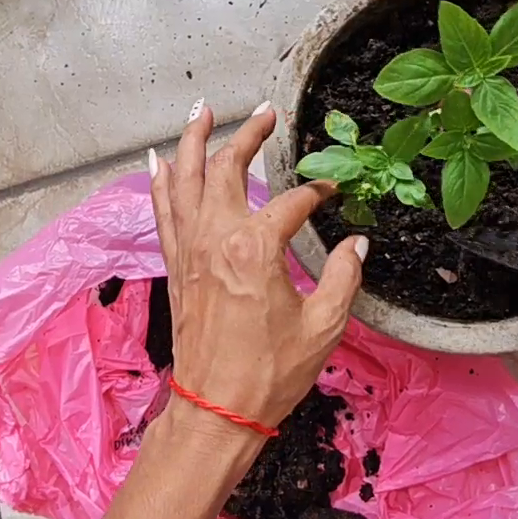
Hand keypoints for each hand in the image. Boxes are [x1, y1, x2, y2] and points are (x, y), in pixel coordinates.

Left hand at [148, 100, 366, 441]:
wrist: (216, 409)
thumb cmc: (270, 372)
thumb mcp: (324, 326)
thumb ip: (344, 276)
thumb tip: (357, 244)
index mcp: (255, 248)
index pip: (293, 202)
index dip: (318, 195)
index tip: (333, 195)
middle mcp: (215, 238)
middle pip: (227, 169)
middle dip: (247, 135)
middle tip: (264, 113)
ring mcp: (189, 249)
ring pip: (184, 179)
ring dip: (192, 141)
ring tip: (200, 110)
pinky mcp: (175, 265)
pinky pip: (163, 211)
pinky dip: (161, 182)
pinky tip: (160, 162)